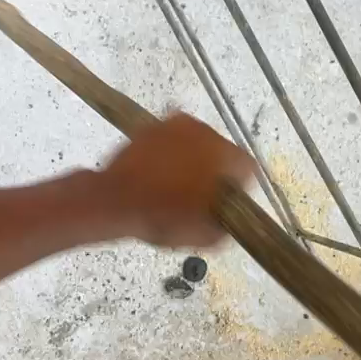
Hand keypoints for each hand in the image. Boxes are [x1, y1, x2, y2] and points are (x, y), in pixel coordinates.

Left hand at [93, 113, 254, 247]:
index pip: (248, 168)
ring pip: (196, 142)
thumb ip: (226, 226)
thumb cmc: (160, 217)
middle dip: (214, 170)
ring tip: (176, 184)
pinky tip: (160, 172)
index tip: (225, 201)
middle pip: (222, 151)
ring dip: (193, 159)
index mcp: (224, 155)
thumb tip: (228, 222)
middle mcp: (204, 132)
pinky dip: (170, 152)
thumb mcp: (203, 235)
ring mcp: (176, 124)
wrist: (113, 200)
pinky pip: (171, 139)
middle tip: (200, 194)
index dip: (237, 188)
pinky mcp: (152, 126)